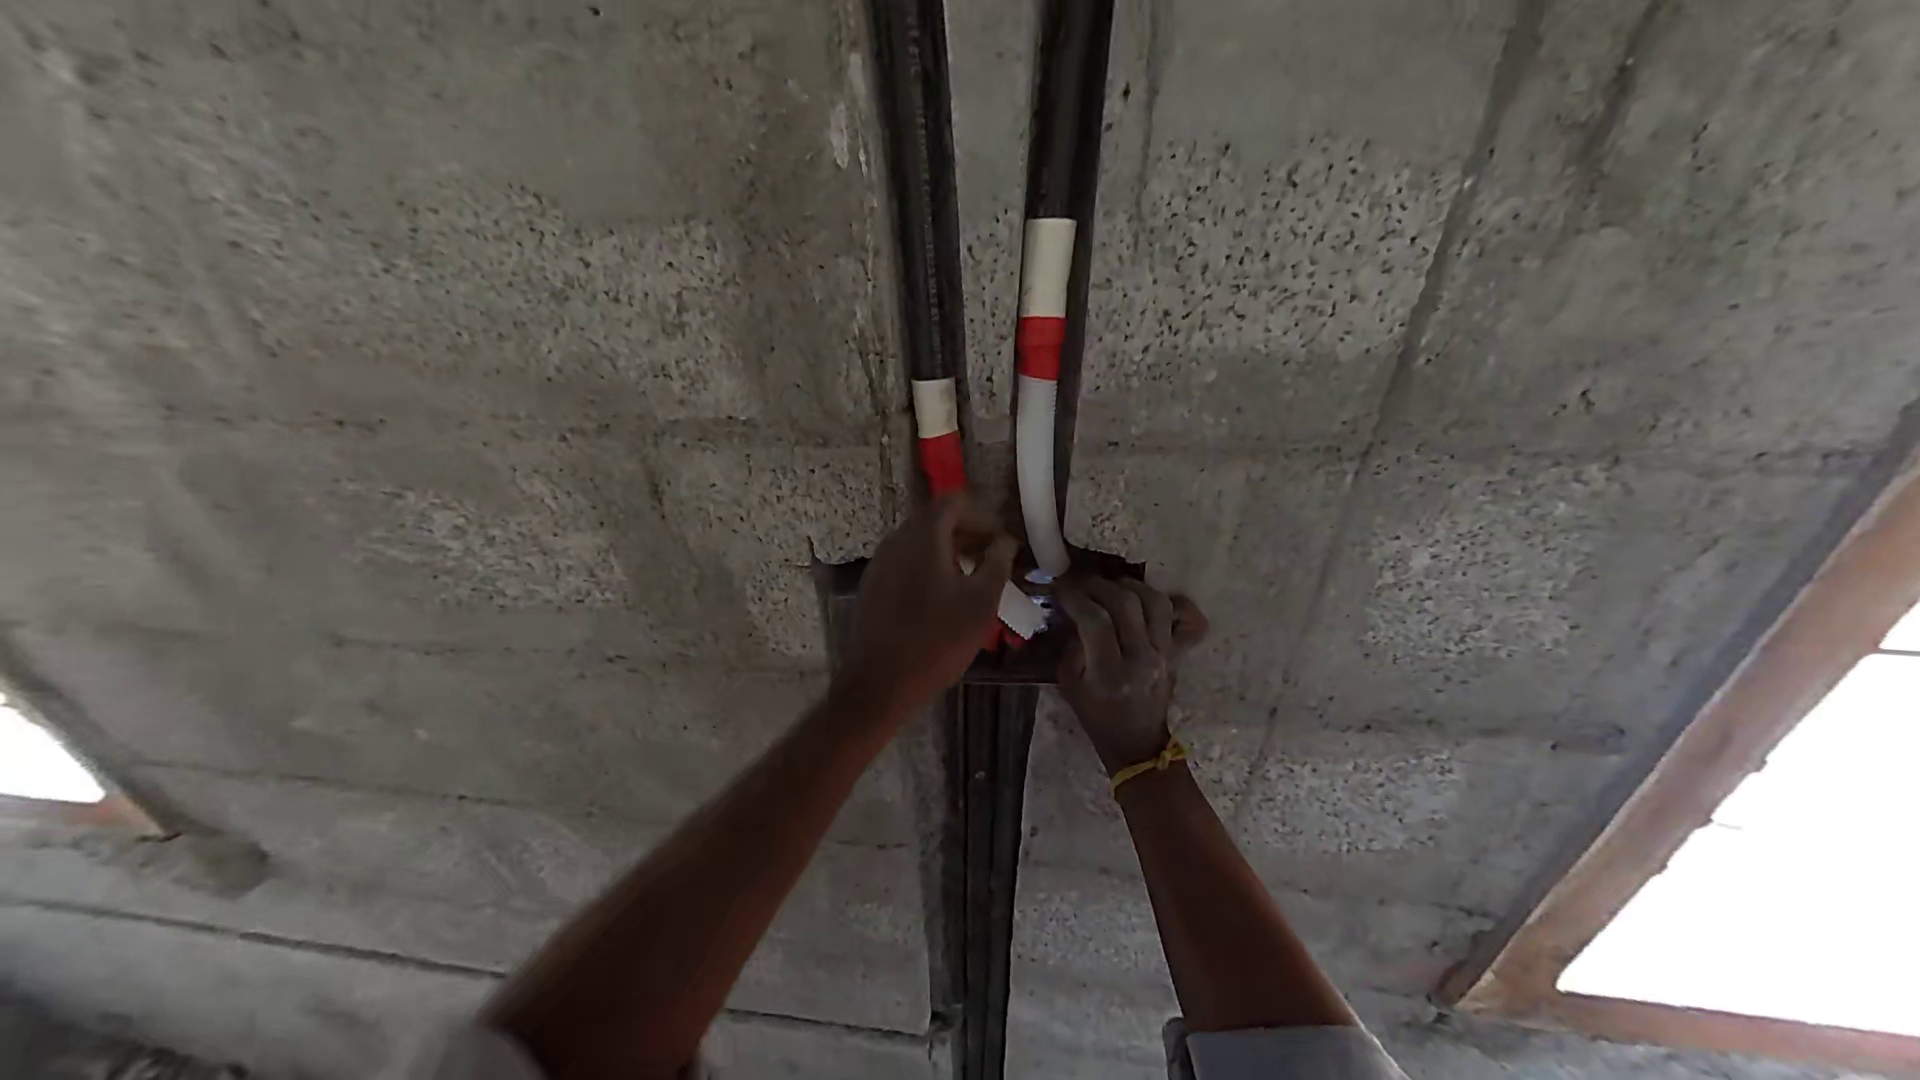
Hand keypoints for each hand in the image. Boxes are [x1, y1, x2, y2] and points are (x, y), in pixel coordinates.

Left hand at [841, 493, 1017, 709]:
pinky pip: (904, 563)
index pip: (951, 503)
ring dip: (947, 550)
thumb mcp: (981, 603)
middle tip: (991, 554)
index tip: (999, 533)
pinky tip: (943, 595)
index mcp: (923, 539)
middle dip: (966, 532)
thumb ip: (997, 564)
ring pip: (918, 544)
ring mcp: (879, 565)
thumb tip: (1006, 542)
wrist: (881, 681)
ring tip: (972, 575)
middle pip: (933, 522)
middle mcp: (896, 542)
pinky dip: (927, 566)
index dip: (979, 512)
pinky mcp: (872, 588)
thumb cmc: (938, 640)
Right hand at [1057, 578, 1208, 774]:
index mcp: (1109, 673)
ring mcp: (1165, 653)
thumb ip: (1071, 645)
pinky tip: (1148, 600)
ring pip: (1155, 602)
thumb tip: (1075, 611)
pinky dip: (1171, 603)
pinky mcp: (1178, 652)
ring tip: (1112, 586)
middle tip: (1082, 583)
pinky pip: (1185, 619)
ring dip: (1130, 586)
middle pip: (1125, 603)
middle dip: (1098, 585)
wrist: (1136, 740)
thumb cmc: (1096, 714)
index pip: (1095, 620)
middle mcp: (1142, 659)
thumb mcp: (1069, 683)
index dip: (1076, 597)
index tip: (1062, 589)